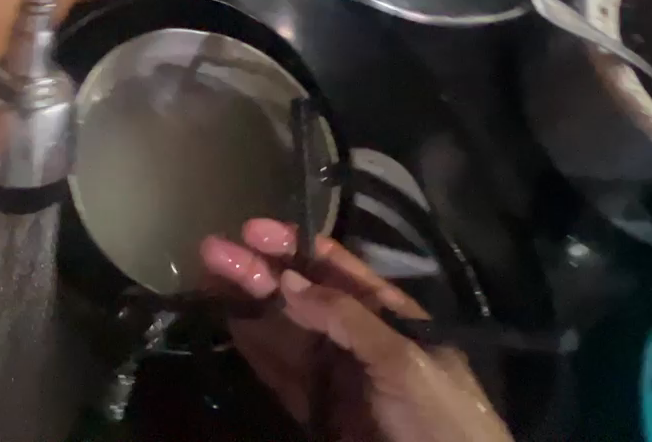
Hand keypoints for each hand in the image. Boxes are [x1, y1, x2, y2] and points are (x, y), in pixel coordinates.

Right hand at [201, 220, 512, 441]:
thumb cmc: (445, 421)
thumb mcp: (406, 362)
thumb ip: (346, 318)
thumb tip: (287, 278)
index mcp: (385, 313)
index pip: (333, 267)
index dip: (293, 244)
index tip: (253, 231)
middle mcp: (355, 335)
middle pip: (298, 292)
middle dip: (257, 269)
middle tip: (212, 250)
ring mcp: (333, 373)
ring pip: (281, 327)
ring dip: (246, 301)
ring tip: (206, 277)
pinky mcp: (317, 412)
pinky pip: (279, 370)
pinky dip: (252, 346)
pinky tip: (225, 322)